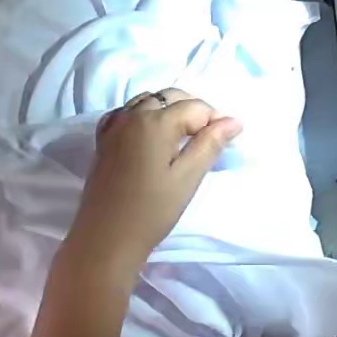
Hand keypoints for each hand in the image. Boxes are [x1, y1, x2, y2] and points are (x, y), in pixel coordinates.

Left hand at [63, 88, 240, 273]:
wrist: (106, 239)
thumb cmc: (152, 211)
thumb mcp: (188, 178)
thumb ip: (210, 144)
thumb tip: (233, 120)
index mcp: (155, 122)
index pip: (195, 107)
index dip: (215, 120)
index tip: (225, 142)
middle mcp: (131, 115)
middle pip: (170, 98)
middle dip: (193, 111)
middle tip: (208, 140)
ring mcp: (113, 127)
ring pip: (147, 101)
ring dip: (169, 111)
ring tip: (183, 139)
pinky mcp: (102, 141)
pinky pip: (126, 114)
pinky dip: (144, 116)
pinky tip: (152, 137)